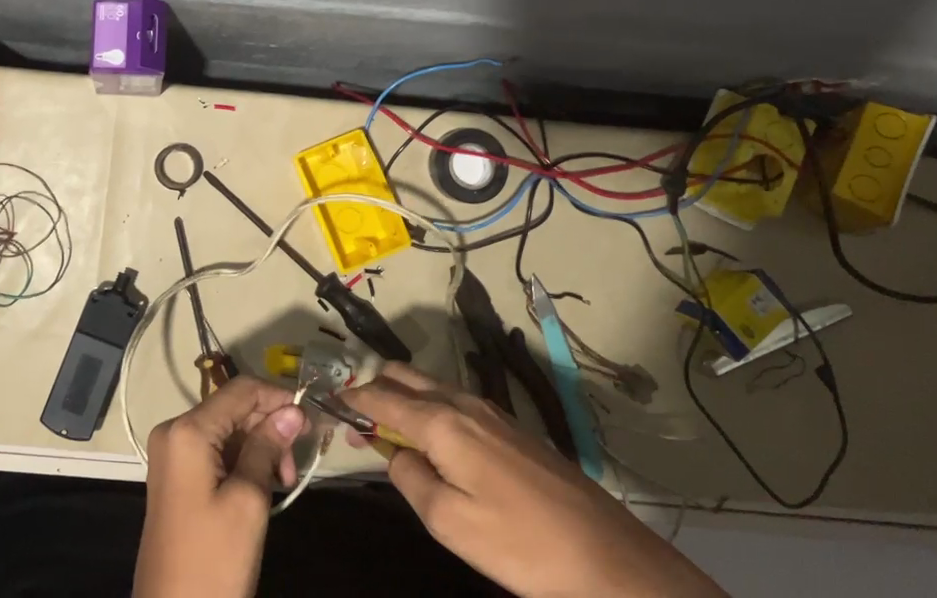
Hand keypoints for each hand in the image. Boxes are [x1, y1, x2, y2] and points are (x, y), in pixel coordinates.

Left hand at [134, 376, 308, 597]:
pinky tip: (264, 483)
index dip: (278, 397)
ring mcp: (173, 453)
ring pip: (227, 430)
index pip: (240, 390)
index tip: (311, 421)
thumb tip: (293, 410)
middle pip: (233, 408)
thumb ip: (268, 447)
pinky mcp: (177, 475)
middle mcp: (174, 431)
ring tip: (283, 483)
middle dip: (269, 428)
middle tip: (295, 466)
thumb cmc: (214, 557)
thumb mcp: (248, 500)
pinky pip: (215, 450)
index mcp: (187, 430)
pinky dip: (243, 460)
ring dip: (260, 447)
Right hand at [344, 364, 726, 597]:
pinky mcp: (513, 428)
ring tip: (384, 425)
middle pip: (406, 377)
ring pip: (432, 386)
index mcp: (443, 422)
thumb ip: (409, 479)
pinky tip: (431, 436)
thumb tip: (392, 453)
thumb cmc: (521, 545)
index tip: (327, 402)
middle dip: (375, 387)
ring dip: (403, 396)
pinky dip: (430, 407)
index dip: (351, 398)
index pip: (382, 397)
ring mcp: (493, 412)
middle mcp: (465, 402)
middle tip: (353, 415)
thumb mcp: (449, 523)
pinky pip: (455, 401)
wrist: (609, 559)